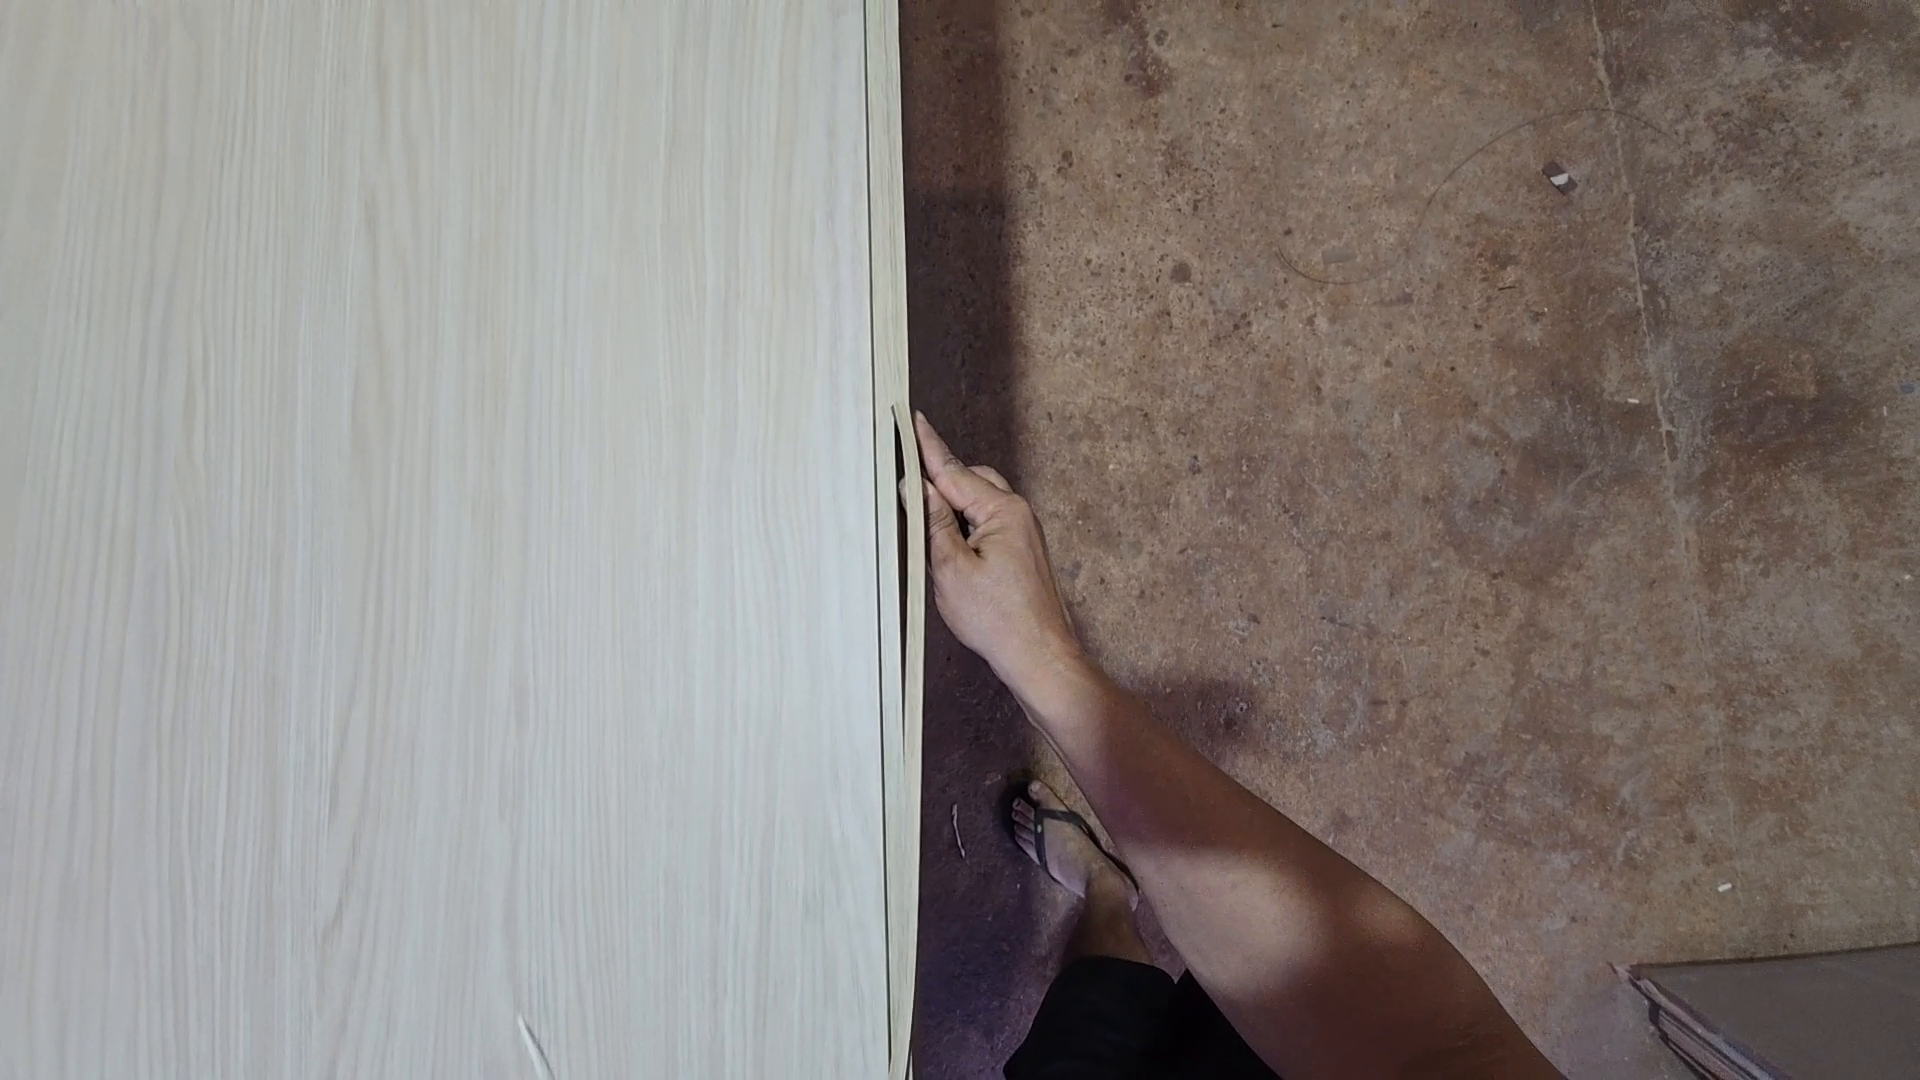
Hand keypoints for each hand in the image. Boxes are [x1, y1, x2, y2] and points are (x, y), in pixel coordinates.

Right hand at [912, 412, 1085, 688]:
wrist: (1039, 656)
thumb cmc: (998, 619)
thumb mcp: (951, 568)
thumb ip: (933, 522)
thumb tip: (918, 486)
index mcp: (1002, 511)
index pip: (954, 471)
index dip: (928, 447)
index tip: (913, 419)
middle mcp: (1017, 514)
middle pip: (970, 480)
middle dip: (939, 477)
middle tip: (905, 479)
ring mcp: (1022, 533)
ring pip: (978, 503)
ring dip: (951, 505)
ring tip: (921, 519)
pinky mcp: (1021, 552)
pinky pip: (987, 523)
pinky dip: (964, 525)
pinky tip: (946, 544)